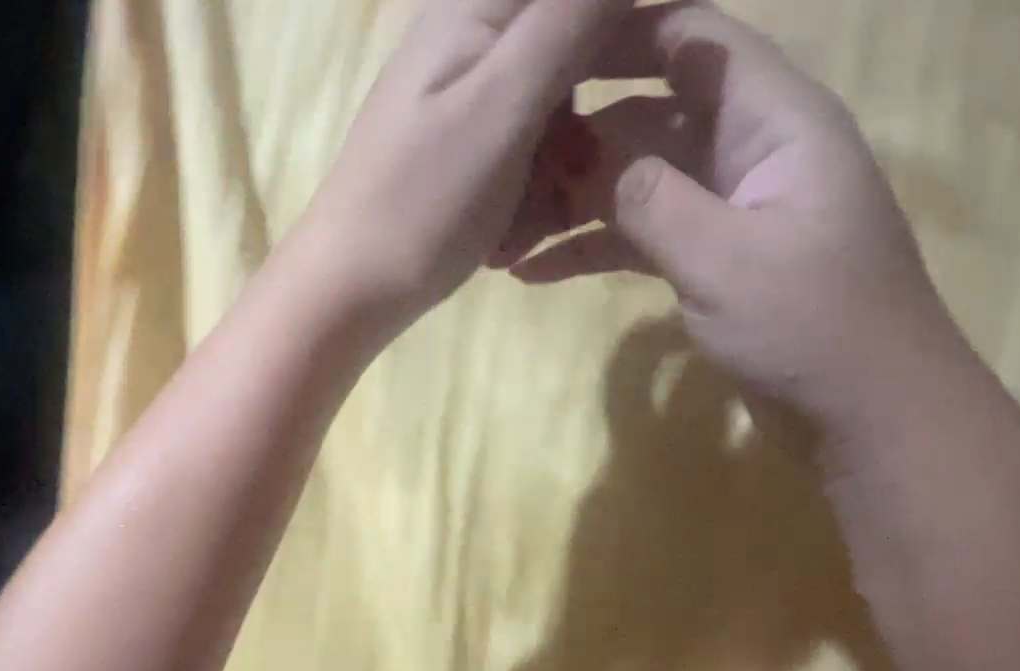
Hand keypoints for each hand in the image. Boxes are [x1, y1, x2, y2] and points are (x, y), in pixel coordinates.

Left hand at [291, 0, 633, 331]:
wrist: (346, 292)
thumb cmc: (422, 200)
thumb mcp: (505, 100)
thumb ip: (570, 15)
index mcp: (477, 6)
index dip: (636, 24)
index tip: (673, 70)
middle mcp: (471, 38)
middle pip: (577, 47)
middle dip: (590, 122)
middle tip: (582, 181)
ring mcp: (464, 101)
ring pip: (556, 112)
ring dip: (559, 172)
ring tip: (524, 227)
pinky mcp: (462, 154)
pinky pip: (525, 155)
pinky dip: (529, 197)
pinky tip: (506, 241)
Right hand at [494, 1, 972, 437]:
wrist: (866, 414)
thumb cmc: (809, 323)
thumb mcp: (721, 255)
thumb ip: (646, 196)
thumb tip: (577, 151)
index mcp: (774, 119)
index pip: (690, 40)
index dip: (617, 36)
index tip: (541, 58)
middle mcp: (749, 148)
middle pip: (649, 112)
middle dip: (578, 135)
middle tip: (503, 161)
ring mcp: (729, 206)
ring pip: (636, 180)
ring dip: (574, 202)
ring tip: (505, 230)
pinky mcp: (712, 257)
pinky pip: (640, 235)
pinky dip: (593, 249)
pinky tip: (533, 274)